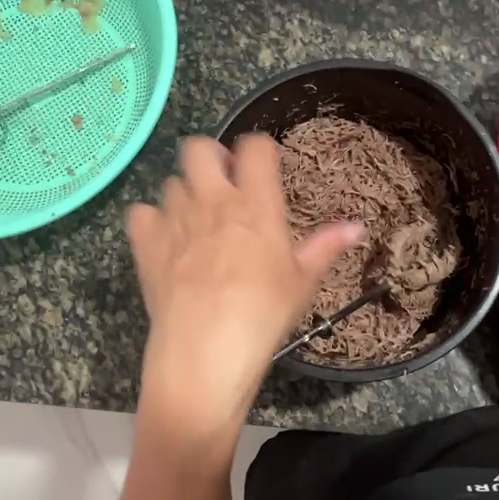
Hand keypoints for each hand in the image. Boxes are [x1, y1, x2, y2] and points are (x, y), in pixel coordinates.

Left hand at [126, 135, 361, 440]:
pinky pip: (141, 212)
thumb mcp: (301, 283)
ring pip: (173, 181)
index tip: (262, 167)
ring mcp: (175, 219)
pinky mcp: (147, 242)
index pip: (254, 147)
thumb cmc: (262, 316)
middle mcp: (212, 200)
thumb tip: (357, 227)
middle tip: (223, 183)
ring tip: (197, 221)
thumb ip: (325, 247)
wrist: (204, 352)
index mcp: (255, 204)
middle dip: (211, 158)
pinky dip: (151, 220)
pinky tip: (164, 240)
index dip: (258, 150)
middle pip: (199, 148)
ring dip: (185, 194)